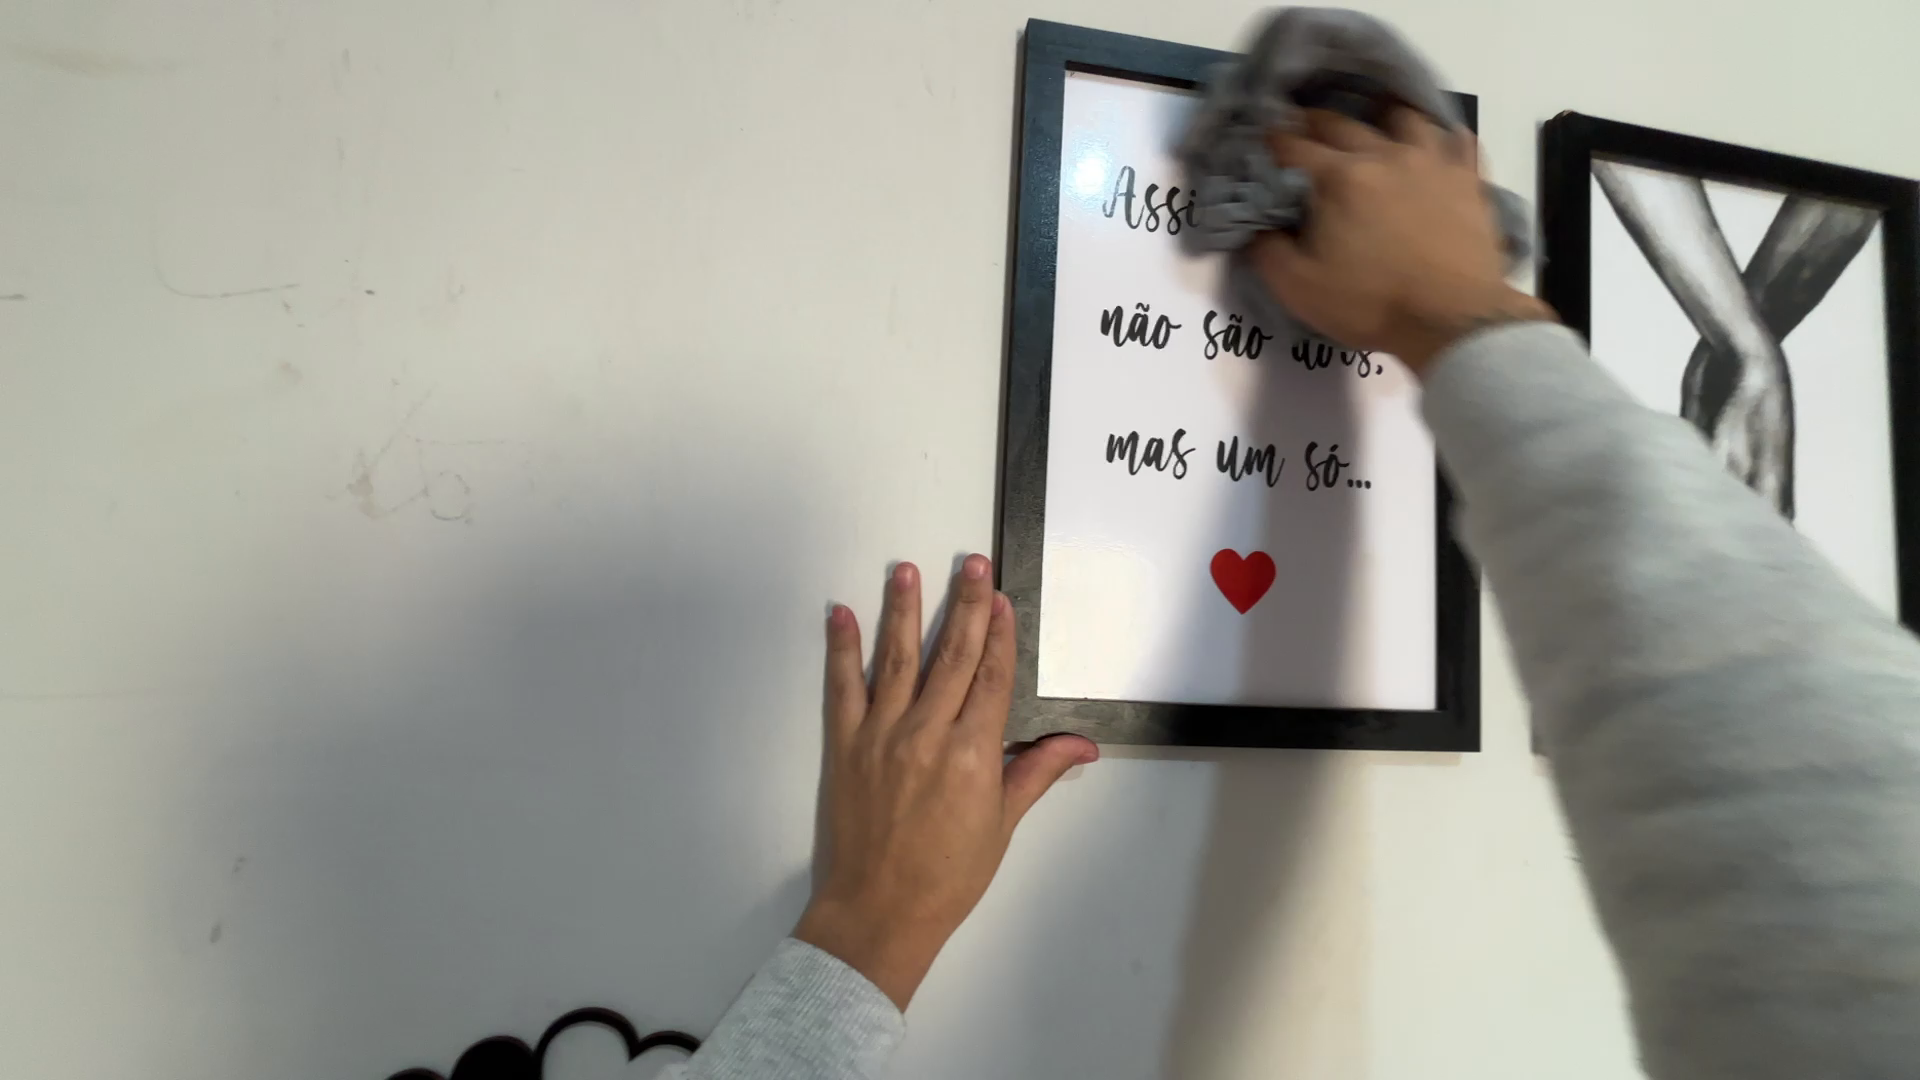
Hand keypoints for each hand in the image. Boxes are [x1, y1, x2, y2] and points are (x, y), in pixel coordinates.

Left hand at [794, 556, 1098, 1008]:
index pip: (992, 678)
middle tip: (970, 562)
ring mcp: (882, 734)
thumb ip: (1037, 772)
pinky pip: (841, 687)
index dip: (1000, 634)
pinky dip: (840, 649)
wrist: (878, 914)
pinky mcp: (845, 744)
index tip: (1000, 597)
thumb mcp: (1002, 825)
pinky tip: (840, 613)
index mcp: (972, 753)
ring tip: (907, 570)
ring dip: (904, 610)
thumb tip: (1083, 746)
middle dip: (965, 604)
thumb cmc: (948, 875)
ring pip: (897, 659)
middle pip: (953, 656)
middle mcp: (928, 733)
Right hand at [1251, 107, 1555, 373]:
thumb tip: (1255, 225)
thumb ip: (1266, 251)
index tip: (1258, 142)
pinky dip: (1434, 135)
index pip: (1293, 148)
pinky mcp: (1468, 176)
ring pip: (1401, 118)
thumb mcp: (1297, 287)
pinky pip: (1453, 137)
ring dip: (1375, 120)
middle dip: (1313, 124)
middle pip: (1342, 124)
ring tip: (1367, 131)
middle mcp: (1385, 154)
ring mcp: (1433, 160)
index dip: (1270, 143)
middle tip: (1298, 128)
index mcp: (1338, 179)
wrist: (1450, 318)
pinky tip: (1426, 148)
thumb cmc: (1366, 303)